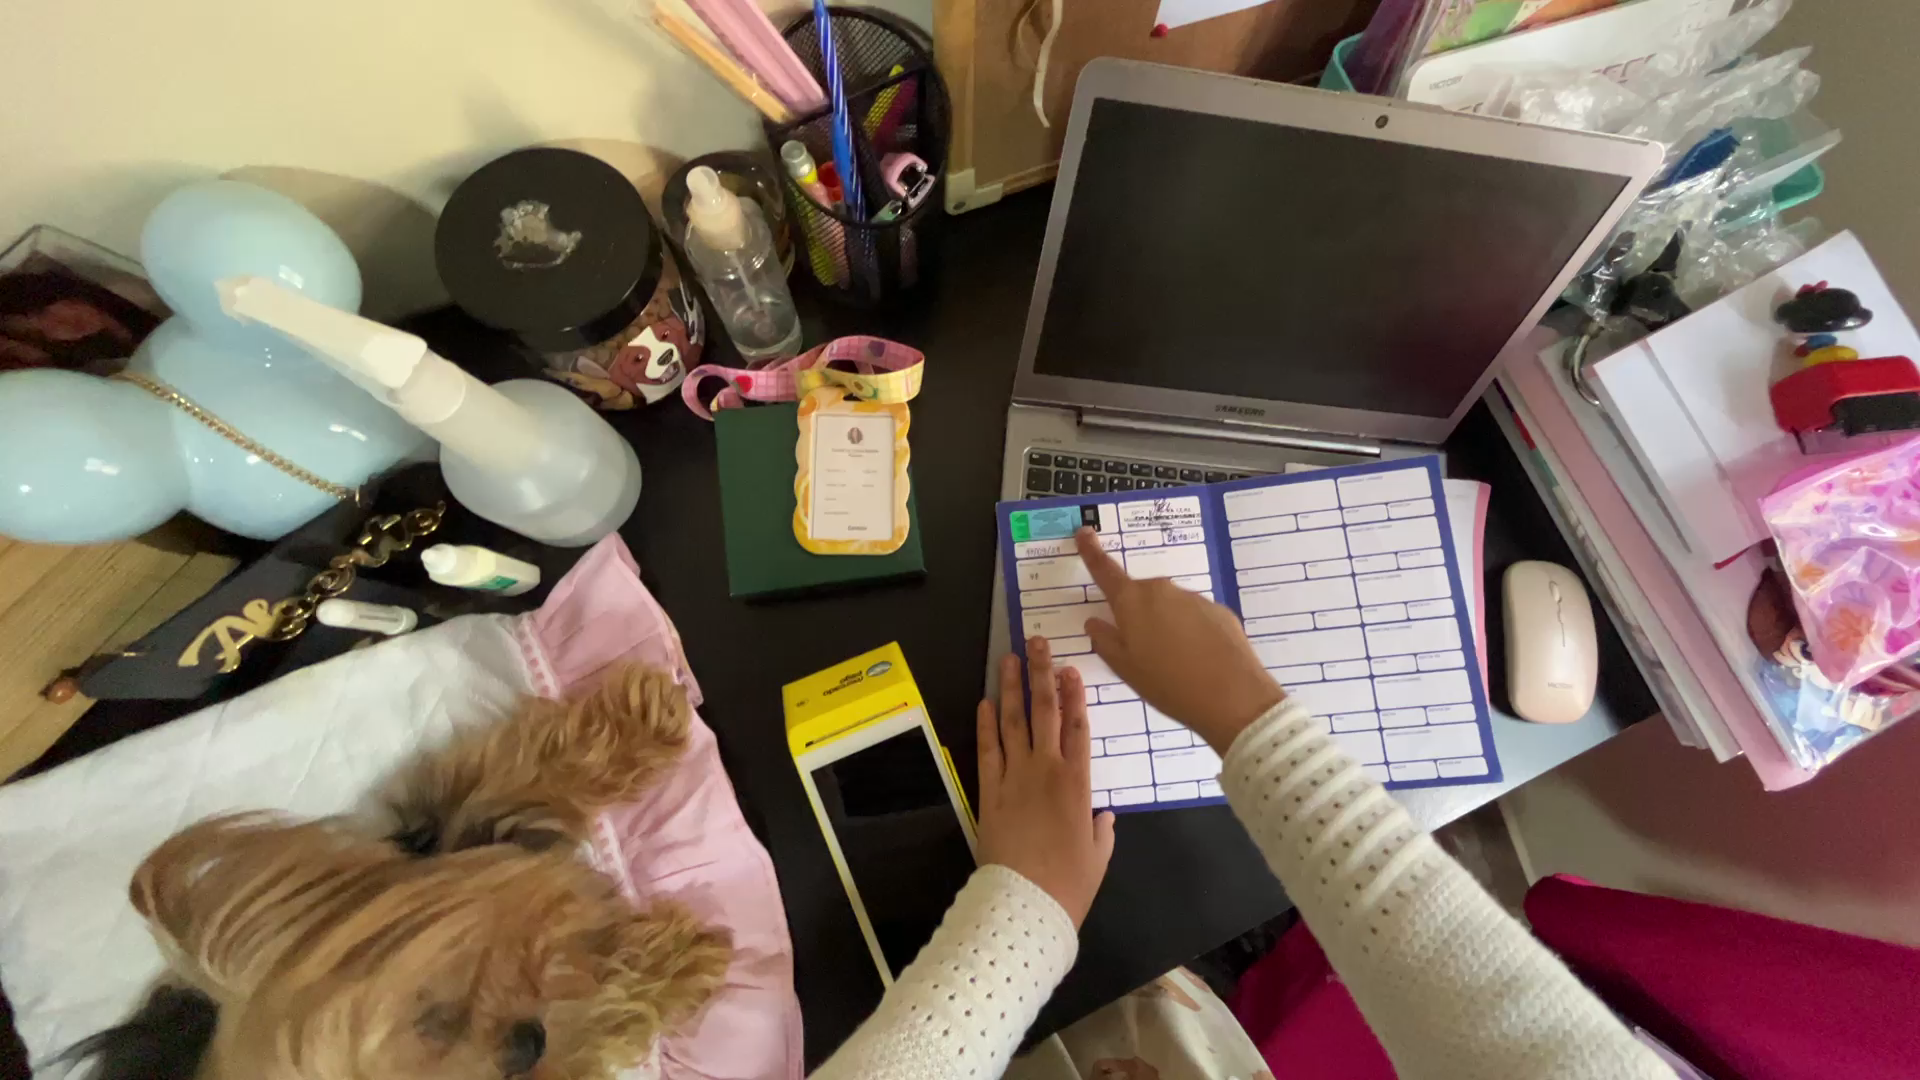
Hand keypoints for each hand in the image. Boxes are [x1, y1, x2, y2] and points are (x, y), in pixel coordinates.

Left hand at [976, 640, 1115, 927]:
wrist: (1024, 904)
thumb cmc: (1068, 884)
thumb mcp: (1097, 857)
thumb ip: (1102, 831)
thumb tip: (1105, 815)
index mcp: (1078, 783)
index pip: (1078, 727)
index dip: (1075, 695)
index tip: (1071, 668)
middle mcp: (1046, 769)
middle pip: (1046, 712)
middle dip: (1042, 674)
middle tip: (1038, 643)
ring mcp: (1014, 776)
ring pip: (1013, 721)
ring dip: (1011, 687)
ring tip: (1009, 658)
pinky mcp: (988, 789)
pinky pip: (986, 749)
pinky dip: (984, 724)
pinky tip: (984, 701)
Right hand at [1076, 527, 1285, 752]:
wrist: (1233, 697)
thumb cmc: (1167, 683)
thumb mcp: (1125, 668)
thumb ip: (1105, 640)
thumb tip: (1095, 621)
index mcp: (1131, 601)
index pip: (1104, 570)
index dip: (1091, 551)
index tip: (1084, 531)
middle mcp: (1162, 591)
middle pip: (1140, 595)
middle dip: (1136, 614)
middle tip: (1140, 650)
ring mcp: (1194, 598)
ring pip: (1168, 607)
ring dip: (1165, 625)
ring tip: (1174, 663)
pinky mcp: (1219, 611)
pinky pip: (1194, 617)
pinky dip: (1190, 632)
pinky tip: (1197, 660)